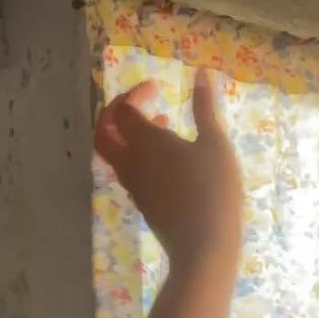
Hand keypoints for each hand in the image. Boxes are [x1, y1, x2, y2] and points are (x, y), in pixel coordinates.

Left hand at [93, 70, 244, 268]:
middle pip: (103, 133)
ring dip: (128, 132)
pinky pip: (128, 168)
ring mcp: (134, 184)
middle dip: (116, 112)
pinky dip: (139, 151)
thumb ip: (205, 106)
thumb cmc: (213, 188)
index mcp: (146, 142)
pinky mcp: (142, 200)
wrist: (203, 244)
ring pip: (113, 153)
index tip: (156, 87)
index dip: (135, 94)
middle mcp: (131, 162)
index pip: (124, 111)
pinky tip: (169, 154)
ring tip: (164, 122)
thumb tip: (201, 72)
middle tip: (142, 101)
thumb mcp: (215, 142)